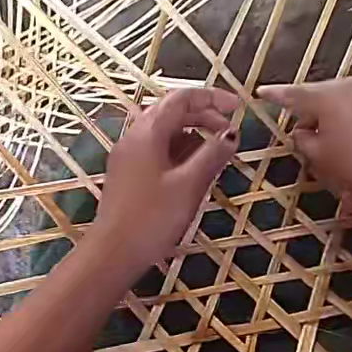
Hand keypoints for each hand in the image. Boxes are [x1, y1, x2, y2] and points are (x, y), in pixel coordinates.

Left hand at [92, 87, 239, 272]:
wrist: (113, 253)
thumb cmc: (152, 218)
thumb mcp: (189, 185)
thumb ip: (212, 155)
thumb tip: (231, 135)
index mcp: (148, 132)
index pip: (182, 98)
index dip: (212, 98)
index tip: (237, 107)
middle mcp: (134, 137)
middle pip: (172, 112)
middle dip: (204, 116)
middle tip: (230, 132)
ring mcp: (128, 156)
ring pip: (164, 132)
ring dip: (192, 134)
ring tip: (216, 152)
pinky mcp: (128, 174)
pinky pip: (157, 150)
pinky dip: (179, 150)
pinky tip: (194, 169)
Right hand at [259, 76, 351, 216]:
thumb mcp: (323, 160)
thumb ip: (304, 140)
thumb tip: (302, 130)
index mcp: (327, 98)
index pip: (293, 94)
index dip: (275, 95)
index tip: (262, 91)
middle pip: (323, 93)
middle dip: (313, 109)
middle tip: (308, 132)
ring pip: (349, 94)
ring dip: (340, 108)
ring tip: (341, 134)